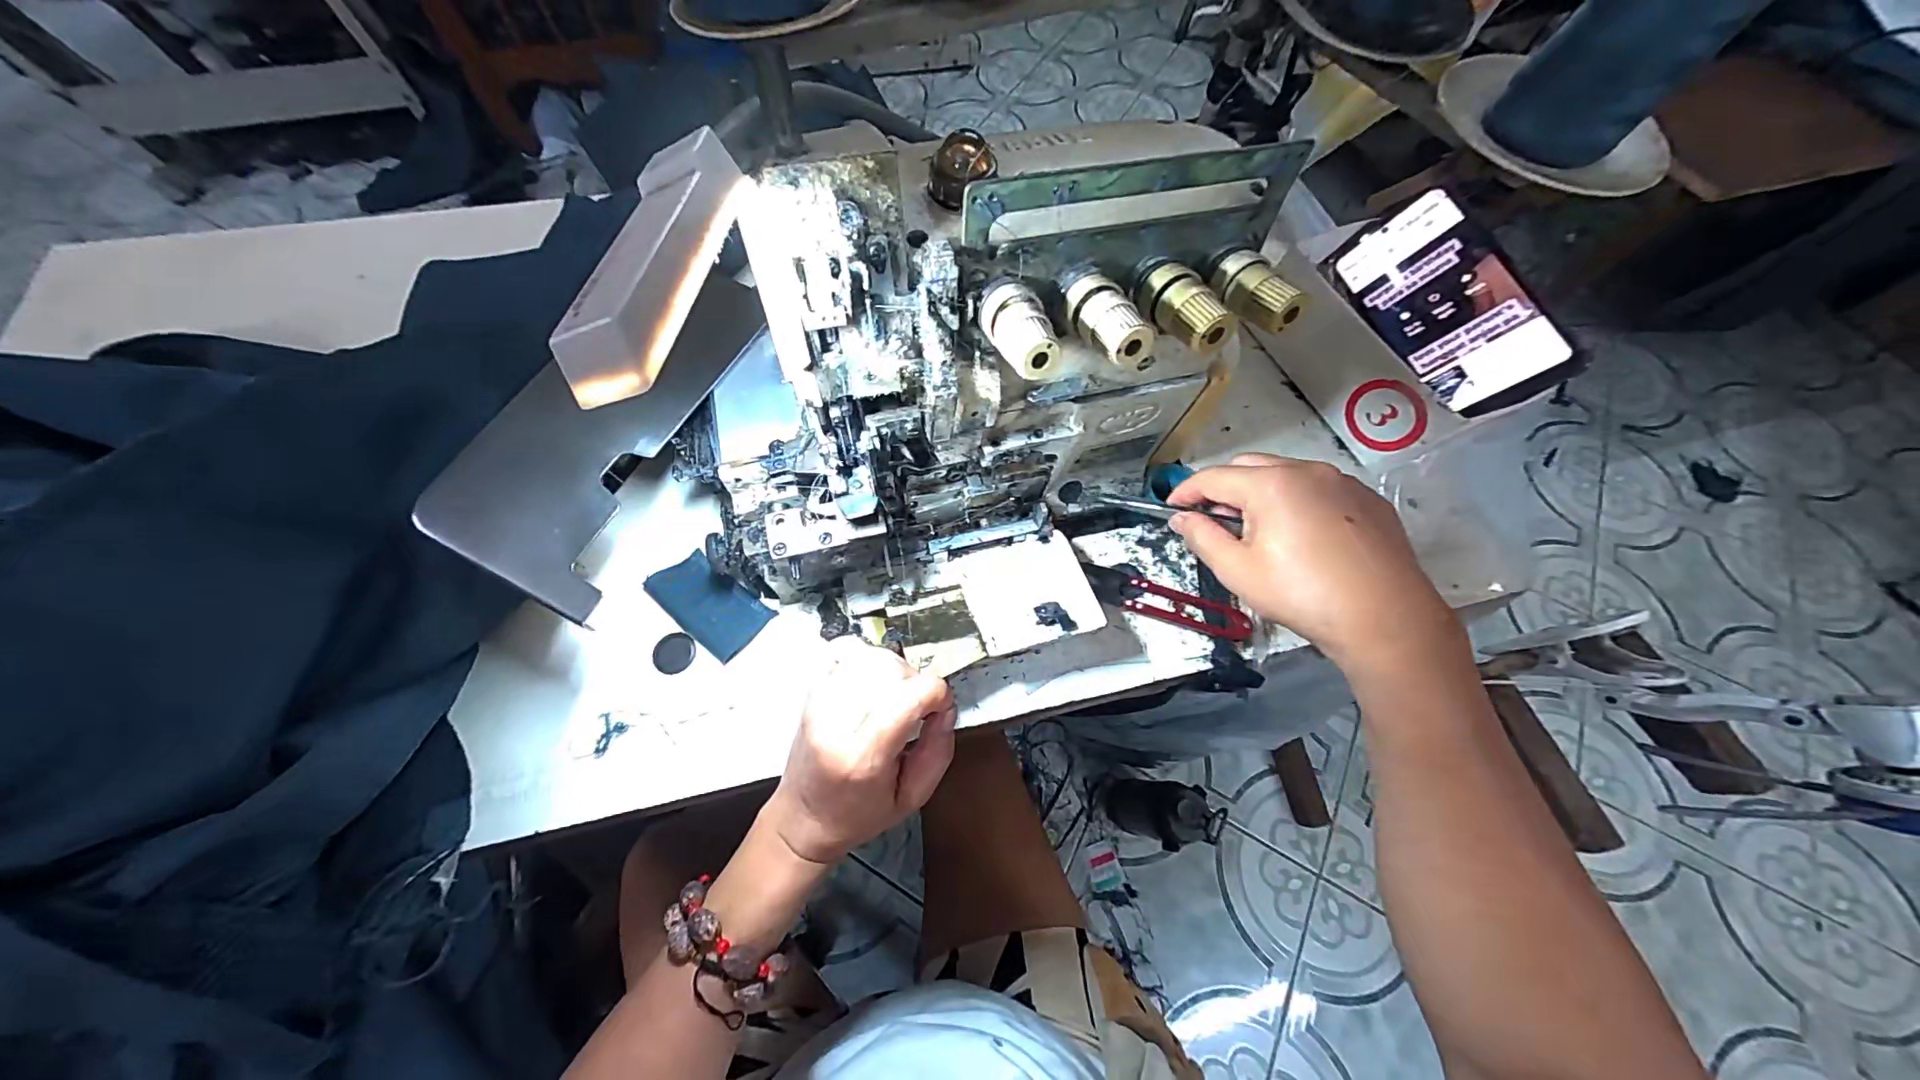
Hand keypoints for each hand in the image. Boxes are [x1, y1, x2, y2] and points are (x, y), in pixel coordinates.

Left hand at [764, 637, 956, 865]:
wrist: (804, 817)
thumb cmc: (856, 813)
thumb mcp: (912, 798)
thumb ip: (939, 751)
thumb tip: (946, 708)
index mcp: (862, 757)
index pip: (910, 696)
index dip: (938, 695)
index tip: (939, 710)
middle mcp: (836, 723)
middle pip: (894, 669)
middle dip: (917, 683)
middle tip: (916, 711)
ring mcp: (820, 702)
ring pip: (873, 656)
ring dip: (894, 671)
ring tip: (894, 698)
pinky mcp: (813, 691)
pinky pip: (848, 652)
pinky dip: (869, 661)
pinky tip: (873, 685)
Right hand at [1168, 453, 1461, 669]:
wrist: (1385, 618)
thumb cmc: (1304, 595)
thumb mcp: (1239, 571)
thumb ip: (1202, 538)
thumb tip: (1183, 519)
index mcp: (1271, 485)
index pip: (1213, 477)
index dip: (1186, 491)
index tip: (1172, 507)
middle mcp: (1307, 471)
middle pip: (1249, 466)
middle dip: (1223, 488)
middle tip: (1211, 519)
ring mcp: (1342, 482)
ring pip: (1286, 474)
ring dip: (1260, 493)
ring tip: (1255, 530)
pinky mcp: (1367, 499)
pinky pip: (1318, 488)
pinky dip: (1296, 501)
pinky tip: (1298, 536)